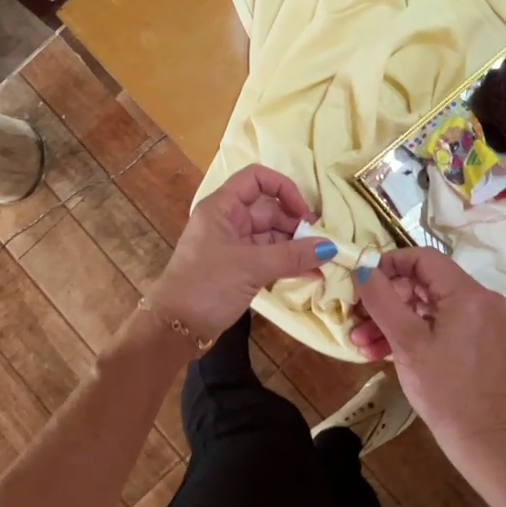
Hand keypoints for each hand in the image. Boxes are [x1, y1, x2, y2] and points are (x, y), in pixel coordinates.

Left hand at [148, 164, 335, 342]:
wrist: (174, 328)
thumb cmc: (206, 286)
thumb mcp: (251, 268)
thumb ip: (292, 256)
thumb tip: (330, 247)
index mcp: (222, 207)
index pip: (256, 178)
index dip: (283, 188)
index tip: (303, 213)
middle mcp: (227, 221)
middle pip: (268, 209)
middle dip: (295, 224)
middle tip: (321, 244)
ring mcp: (232, 245)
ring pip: (270, 235)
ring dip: (295, 246)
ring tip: (322, 262)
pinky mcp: (237, 269)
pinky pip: (267, 257)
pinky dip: (287, 262)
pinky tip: (311, 273)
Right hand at [352, 248, 505, 448]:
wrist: (481, 439)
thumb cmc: (444, 388)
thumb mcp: (406, 341)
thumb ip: (381, 299)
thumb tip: (362, 268)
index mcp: (468, 293)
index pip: (422, 258)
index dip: (388, 263)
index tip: (360, 280)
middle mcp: (478, 299)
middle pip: (421, 282)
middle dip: (384, 299)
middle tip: (355, 316)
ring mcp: (478, 320)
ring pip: (424, 305)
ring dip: (391, 319)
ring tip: (360, 341)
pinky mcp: (473, 339)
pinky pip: (435, 323)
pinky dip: (409, 332)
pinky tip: (378, 350)